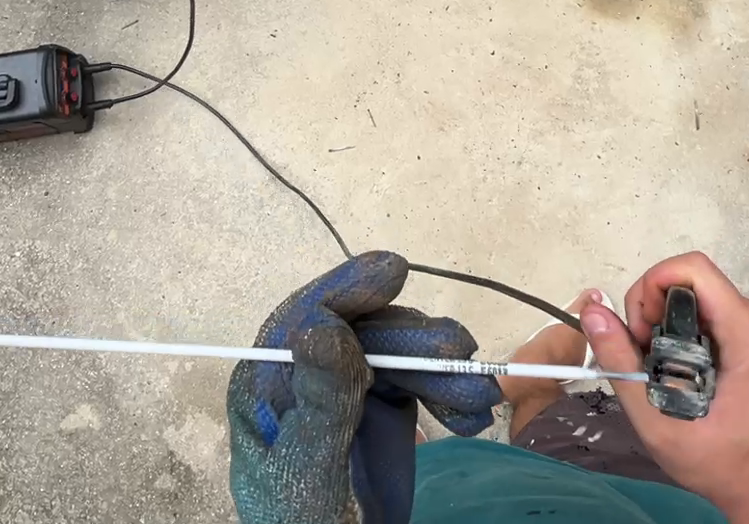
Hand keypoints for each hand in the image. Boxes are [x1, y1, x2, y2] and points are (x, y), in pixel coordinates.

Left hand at [226, 251, 500, 523]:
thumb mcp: (308, 477)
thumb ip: (318, 406)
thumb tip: (324, 326)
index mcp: (268, 384)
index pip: (306, 318)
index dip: (349, 289)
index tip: (394, 271)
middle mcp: (308, 375)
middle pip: (362, 333)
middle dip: (413, 340)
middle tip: (460, 350)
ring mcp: (346, 389)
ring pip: (396, 352)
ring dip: (441, 368)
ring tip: (480, 395)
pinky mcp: (380, 406)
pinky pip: (416, 381)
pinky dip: (447, 392)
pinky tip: (471, 415)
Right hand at [580, 252, 748, 523]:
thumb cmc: (720, 463)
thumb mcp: (658, 424)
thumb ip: (622, 365)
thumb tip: (592, 312)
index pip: (695, 270)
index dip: (653, 285)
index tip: (641, 330)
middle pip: (690, 278)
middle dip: (651, 305)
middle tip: (642, 351)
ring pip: (693, 290)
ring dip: (661, 316)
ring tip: (655, 361)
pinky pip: (704, 306)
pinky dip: (677, 325)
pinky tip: (672, 362)